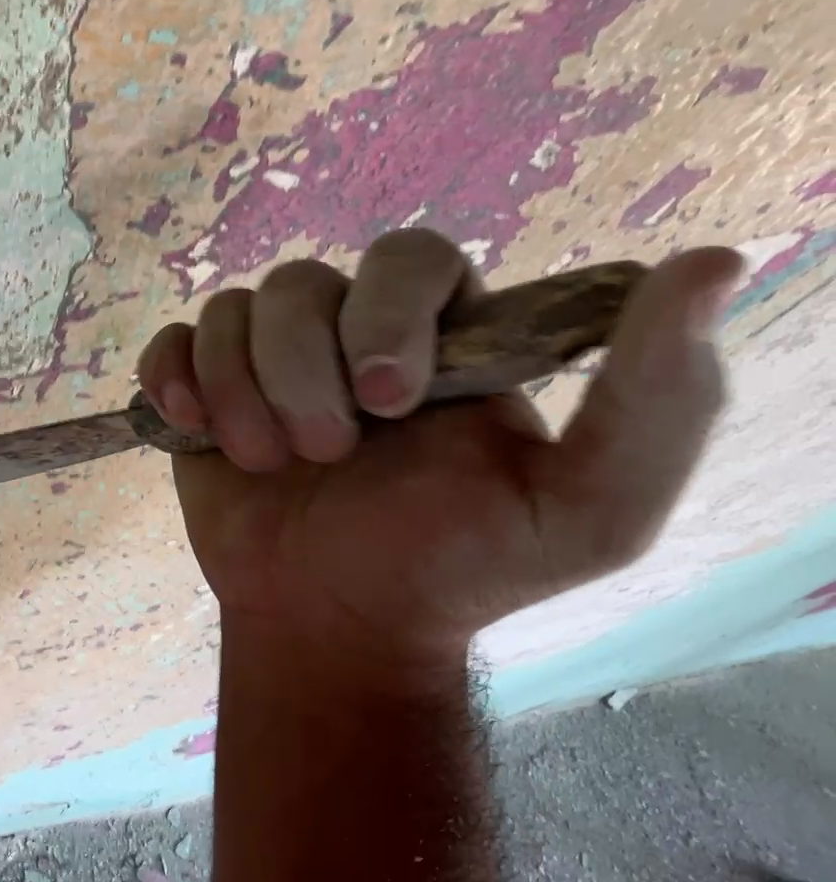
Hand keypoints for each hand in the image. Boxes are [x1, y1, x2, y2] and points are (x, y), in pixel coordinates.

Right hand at [136, 230, 742, 662]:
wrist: (333, 624)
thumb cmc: (450, 569)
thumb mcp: (583, 510)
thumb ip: (656, 401)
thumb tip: (712, 262)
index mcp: (438, 337)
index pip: (407, 258)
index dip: (385, 311)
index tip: (385, 400)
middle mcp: (343, 333)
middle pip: (297, 282)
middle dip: (297, 369)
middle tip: (320, 455)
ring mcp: (263, 360)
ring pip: (228, 311)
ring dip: (237, 391)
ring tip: (261, 462)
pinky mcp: (199, 390)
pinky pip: (169, 343)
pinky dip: (170, 377)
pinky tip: (191, 424)